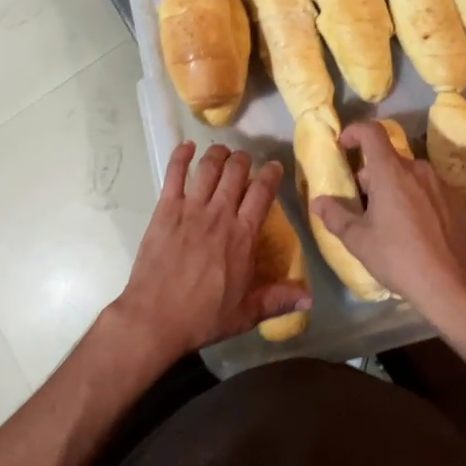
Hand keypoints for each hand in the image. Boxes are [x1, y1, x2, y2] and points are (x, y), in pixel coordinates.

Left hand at [107, 142, 311, 359]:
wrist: (155, 318)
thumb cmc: (202, 318)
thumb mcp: (245, 314)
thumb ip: (277, 300)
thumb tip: (310, 299)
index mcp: (242, 236)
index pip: (262, 193)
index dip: (270, 175)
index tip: (274, 167)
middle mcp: (219, 214)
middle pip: (236, 172)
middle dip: (244, 160)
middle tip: (245, 160)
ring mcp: (190, 208)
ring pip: (208, 167)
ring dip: (218, 154)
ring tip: (222, 152)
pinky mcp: (165, 209)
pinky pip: (174, 174)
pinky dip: (181, 156)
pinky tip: (187, 147)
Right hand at [313, 124, 465, 332]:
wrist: (451, 286)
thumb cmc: (398, 258)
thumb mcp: (358, 241)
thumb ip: (335, 216)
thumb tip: (318, 201)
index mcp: (391, 171)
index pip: (371, 132)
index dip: (355, 132)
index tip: (344, 144)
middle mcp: (418, 169)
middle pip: (389, 159)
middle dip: (372, 175)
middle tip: (364, 205)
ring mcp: (441, 183)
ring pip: (409, 174)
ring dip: (395, 187)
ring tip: (390, 220)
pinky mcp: (457, 200)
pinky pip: (429, 189)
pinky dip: (417, 198)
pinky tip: (415, 228)